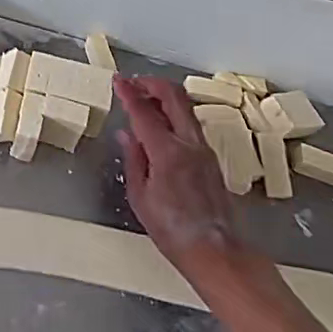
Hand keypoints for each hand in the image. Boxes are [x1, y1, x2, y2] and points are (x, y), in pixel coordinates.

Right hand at [112, 76, 246, 275]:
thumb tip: (127, 134)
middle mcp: (189, 142)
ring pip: (185, 106)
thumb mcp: (140, 197)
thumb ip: (133, 159)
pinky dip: (173, 113)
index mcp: (167, 151)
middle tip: (133, 84)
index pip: (144, 111)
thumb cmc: (172, 231)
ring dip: (164, 96)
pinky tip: (160, 124)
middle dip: (151, 83)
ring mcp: (203, 148)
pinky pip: (190, 122)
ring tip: (144, 102)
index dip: (129, 92)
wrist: (214, 249)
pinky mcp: (209, 156)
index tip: (118, 81)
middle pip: (173, 95)